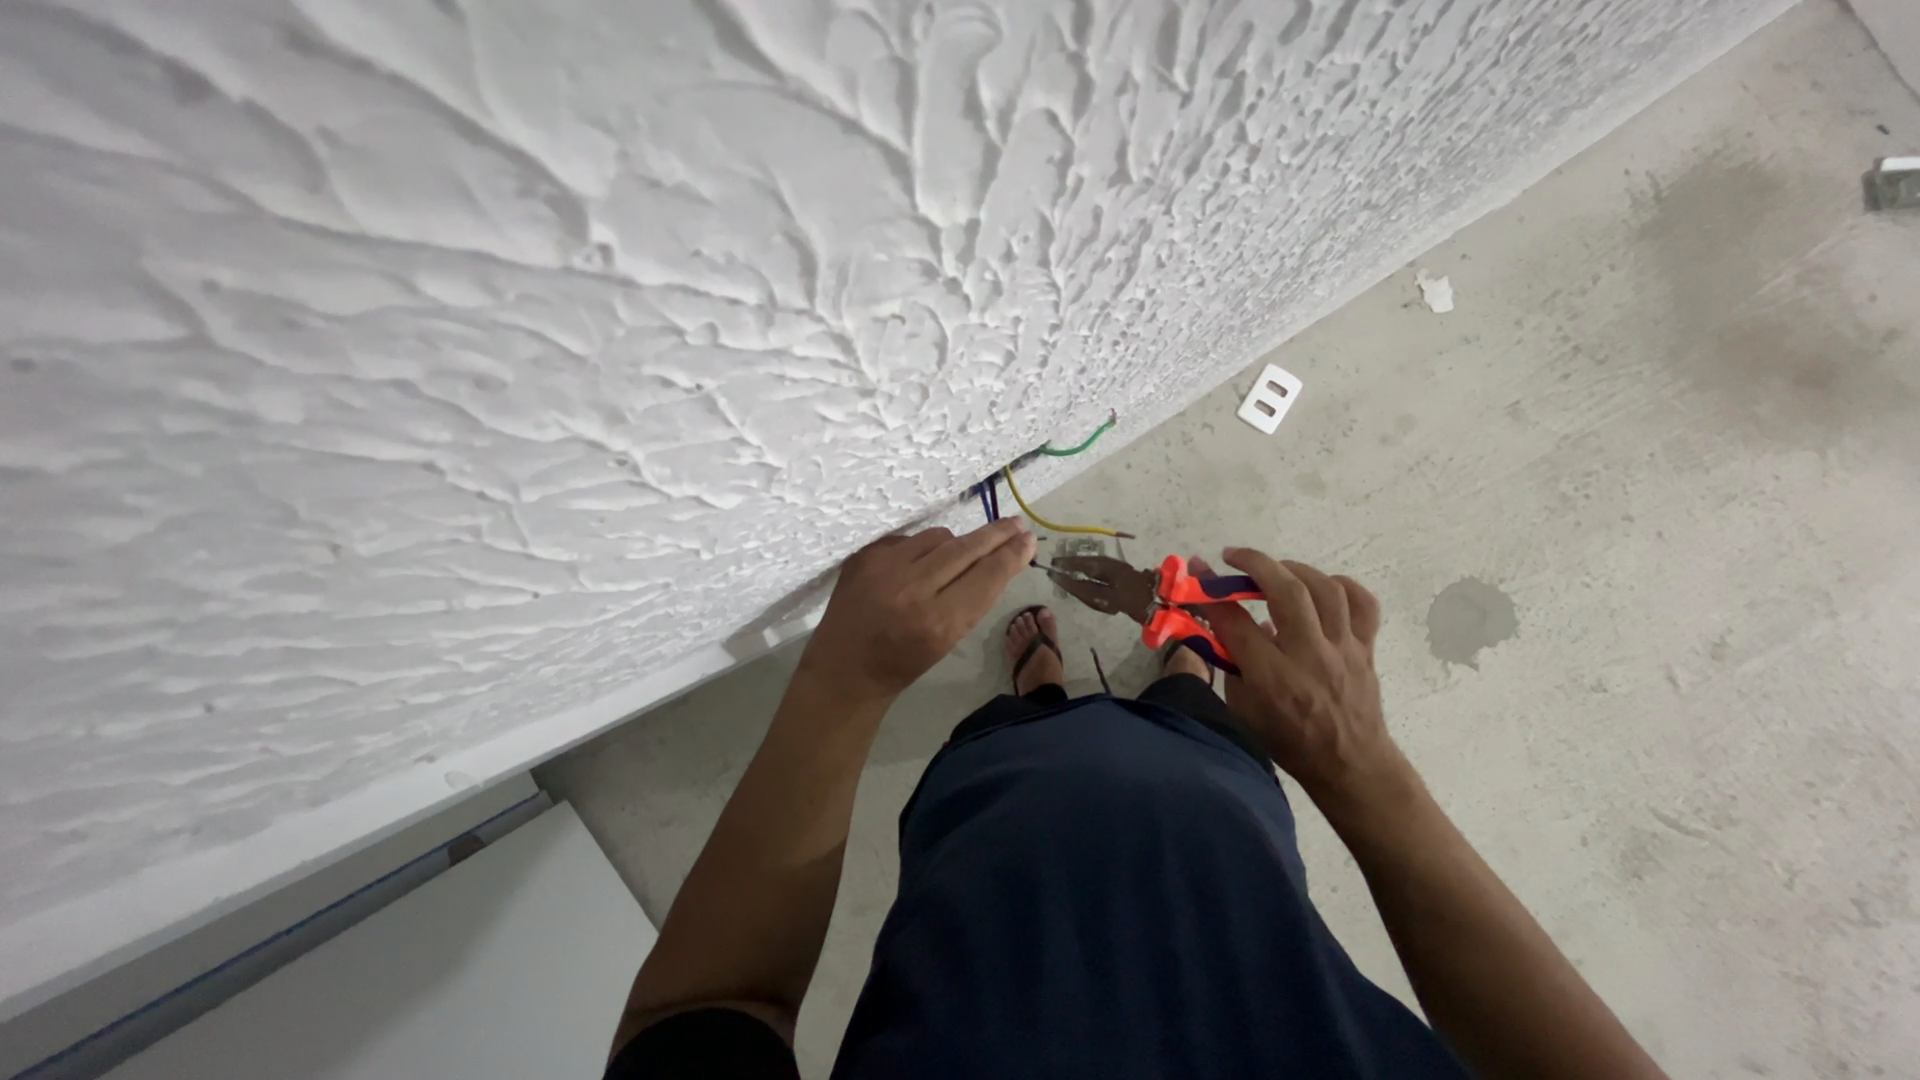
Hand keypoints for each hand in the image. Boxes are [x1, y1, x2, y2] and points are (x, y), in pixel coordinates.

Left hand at [800, 517, 1035, 702]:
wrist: (844, 669)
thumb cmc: (903, 663)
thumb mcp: (948, 641)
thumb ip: (972, 600)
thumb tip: (1001, 557)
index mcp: (937, 622)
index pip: (986, 576)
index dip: (1011, 555)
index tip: (1027, 540)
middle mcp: (911, 589)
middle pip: (966, 548)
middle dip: (996, 534)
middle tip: (1016, 524)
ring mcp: (883, 568)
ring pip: (938, 537)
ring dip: (955, 544)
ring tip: (958, 558)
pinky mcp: (864, 556)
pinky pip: (908, 539)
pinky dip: (920, 549)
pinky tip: (918, 566)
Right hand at [1201, 548, 1414, 811]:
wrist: (1350, 764)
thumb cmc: (1287, 740)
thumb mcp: (1242, 708)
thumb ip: (1232, 663)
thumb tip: (1226, 622)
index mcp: (1273, 678)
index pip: (1235, 622)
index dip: (1210, 594)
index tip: (1196, 572)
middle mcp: (1310, 656)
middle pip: (1286, 592)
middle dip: (1255, 564)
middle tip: (1234, 556)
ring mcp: (1343, 649)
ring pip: (1325, 589)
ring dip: (1294, 569)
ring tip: (1274, 569)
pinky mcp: (1366, 648)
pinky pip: (1362, 603)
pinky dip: (1340, 586)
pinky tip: (1319, 587)